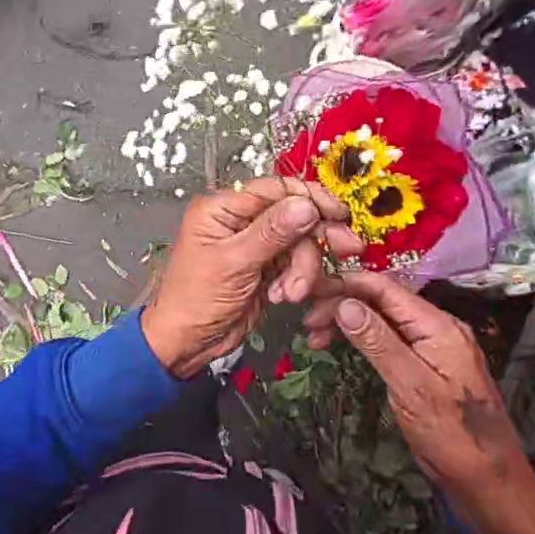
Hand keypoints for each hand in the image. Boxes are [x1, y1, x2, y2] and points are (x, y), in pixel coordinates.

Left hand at [142, 178, 361, 379]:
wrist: (187, 344)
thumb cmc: (195, 299)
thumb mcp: (234, 263)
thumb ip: (272, 233)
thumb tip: (306, 204)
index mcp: (223, 208)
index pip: (275, 190)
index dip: (308, 197)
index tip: (337, 212)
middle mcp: (241, 220)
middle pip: (293, 215)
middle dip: (314, 238)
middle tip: (347, 247)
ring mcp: (256, 244)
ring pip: (300, 242)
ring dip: (303, 268)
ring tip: (291, 293)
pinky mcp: (268, 267)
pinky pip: (296, 263)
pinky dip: (297, 280)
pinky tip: (282, 296)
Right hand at [325, 272, 534, 533]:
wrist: (489, 482)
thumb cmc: (454, 436)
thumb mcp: (412, 387)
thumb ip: (379, 342)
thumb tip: (345, 304)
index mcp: (438, 325)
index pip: (385, 288)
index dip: (346, 284)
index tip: (310, 291)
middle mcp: (437, 327)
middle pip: (383, 301)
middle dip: (342, 304)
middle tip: (306, 322)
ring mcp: (432, 346)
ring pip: (383, 320)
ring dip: (349, 323)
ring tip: (314, 336)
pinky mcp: (426, 366)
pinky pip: (390, 340)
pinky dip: (363, 340)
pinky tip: (341, 346)